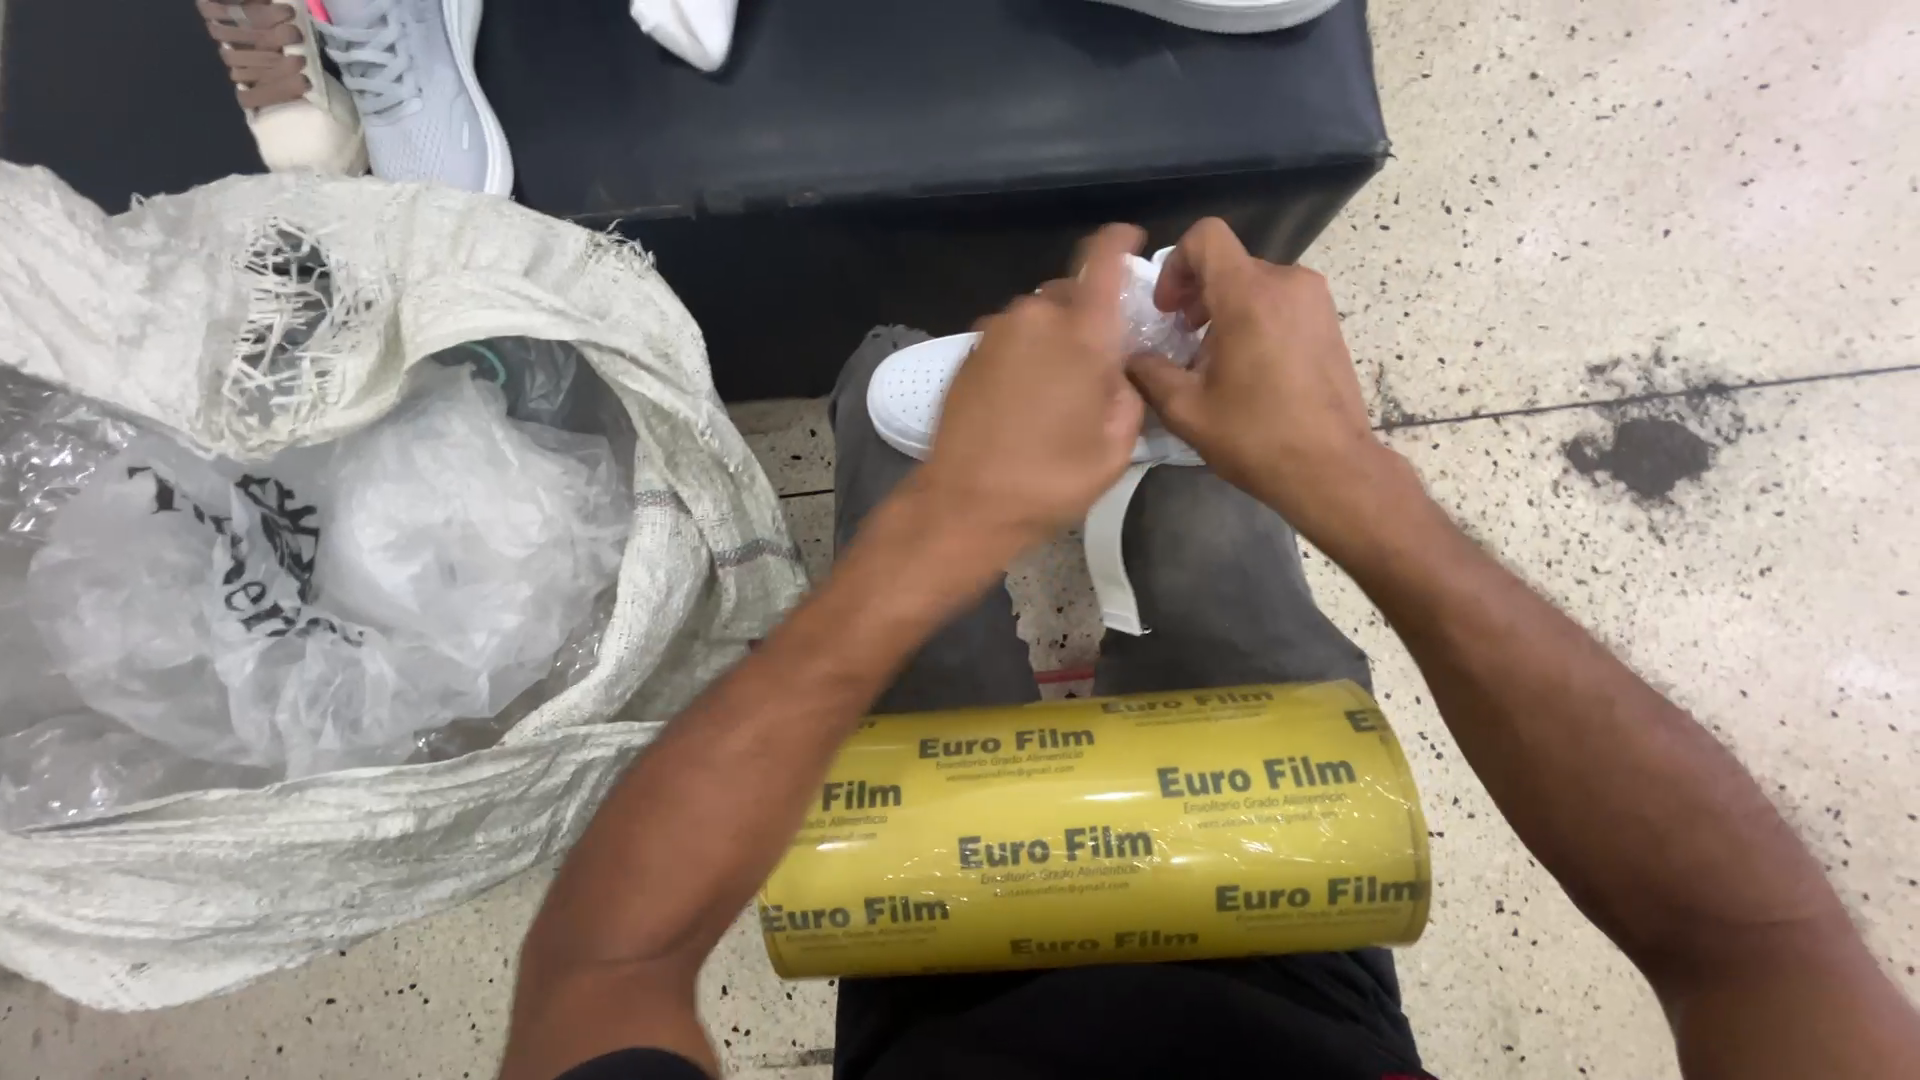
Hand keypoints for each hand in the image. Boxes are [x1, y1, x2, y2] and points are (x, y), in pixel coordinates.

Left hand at [915, 224, 1147, 552]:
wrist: (966, 502)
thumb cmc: (1051, 479)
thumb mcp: (1115, 446)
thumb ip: (1128, 391)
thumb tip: (1118, 368)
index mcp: (1081, 331)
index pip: (1102, 257)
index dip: (1118, 242)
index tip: (1129, 242)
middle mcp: (1034, 317)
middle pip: (1068, 292)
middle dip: (1086, 316)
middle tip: (1094, 361)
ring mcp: (993, 333)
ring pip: (1034, 317)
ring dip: (1050, 339)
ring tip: (1053, 389)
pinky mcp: (966, 354)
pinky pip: (1007, 338)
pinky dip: (1021, 355)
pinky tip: (1021, 398)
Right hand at [1125, 218, 1404, 544]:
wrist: (1330, 468)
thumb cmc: (1255, 437)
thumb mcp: (1185, 409)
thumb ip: (1148, 372)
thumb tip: (1132, 357)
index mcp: (1249, 295)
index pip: (1206, 236)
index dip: (1176, 263)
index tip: (1168, 310)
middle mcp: (1287, 283)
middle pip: (1228, 265)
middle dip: (1196, 297)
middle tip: (1181, 343)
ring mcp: (1314, 301)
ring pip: (1254, 285)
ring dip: (1224, 312)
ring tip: (1213, 362)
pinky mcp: (1328, 322)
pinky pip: (1279, 303)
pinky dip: (1253, 322)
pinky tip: (1247, 371)